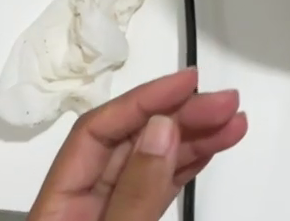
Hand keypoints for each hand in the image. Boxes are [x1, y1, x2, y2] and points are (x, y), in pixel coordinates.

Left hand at [27, 67, 247, 220]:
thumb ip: (132, 196)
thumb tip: (162, 127)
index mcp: (53, 212)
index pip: (95, 134)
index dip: (143, 101)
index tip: (189, 82)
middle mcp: (77, 210)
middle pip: (128, 145)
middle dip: (180, 118)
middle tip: (229, 103)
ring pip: (150, 167)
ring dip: (193, 140)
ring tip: (235, 122)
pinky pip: (158, 191)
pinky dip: (186, 168)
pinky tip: (212, 148)